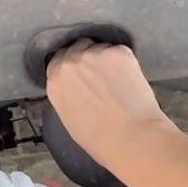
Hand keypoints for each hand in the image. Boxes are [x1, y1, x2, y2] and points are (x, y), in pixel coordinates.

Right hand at [46, 40, 177, 170]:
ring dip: (107, 59)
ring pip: (100, 48)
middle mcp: (71, 61)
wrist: (132, 138)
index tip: (80, 72)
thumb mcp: (69, 117)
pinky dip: (125, 62)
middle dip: (87, 57)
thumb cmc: (101, 139)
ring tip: (119, 80)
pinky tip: (130, 81)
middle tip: (101, 74)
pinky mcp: (119, 52)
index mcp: (55, 81)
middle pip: (77, 47)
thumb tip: (76, 87)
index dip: (71, 64)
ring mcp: (95, 53)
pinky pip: (120, 51)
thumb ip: (66, 94)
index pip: (58, 60)